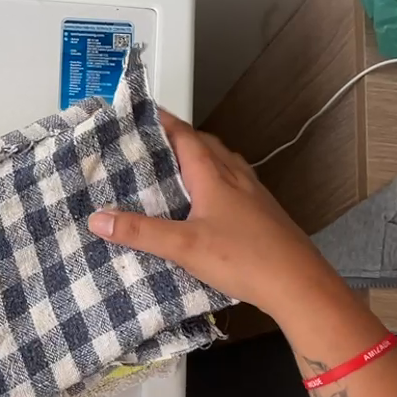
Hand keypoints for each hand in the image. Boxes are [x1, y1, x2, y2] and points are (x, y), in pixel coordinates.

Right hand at [88, 110, 342, 317]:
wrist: (299, 284)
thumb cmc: (243, 258)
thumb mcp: (184, 246)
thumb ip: (140, 232)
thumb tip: (97, 219)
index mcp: (215, 175)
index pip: (185, 136)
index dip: (164, 122)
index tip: (140, 112)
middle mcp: (236, 177)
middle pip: (206, 145)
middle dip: (179, 137)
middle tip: (152, 140)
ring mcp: (253, 195)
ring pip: (222, 163)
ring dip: (199, 157)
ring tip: (175, 166)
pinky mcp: (262, 213)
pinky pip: (233, 184)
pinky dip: (213, 180)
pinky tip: (205, 200)